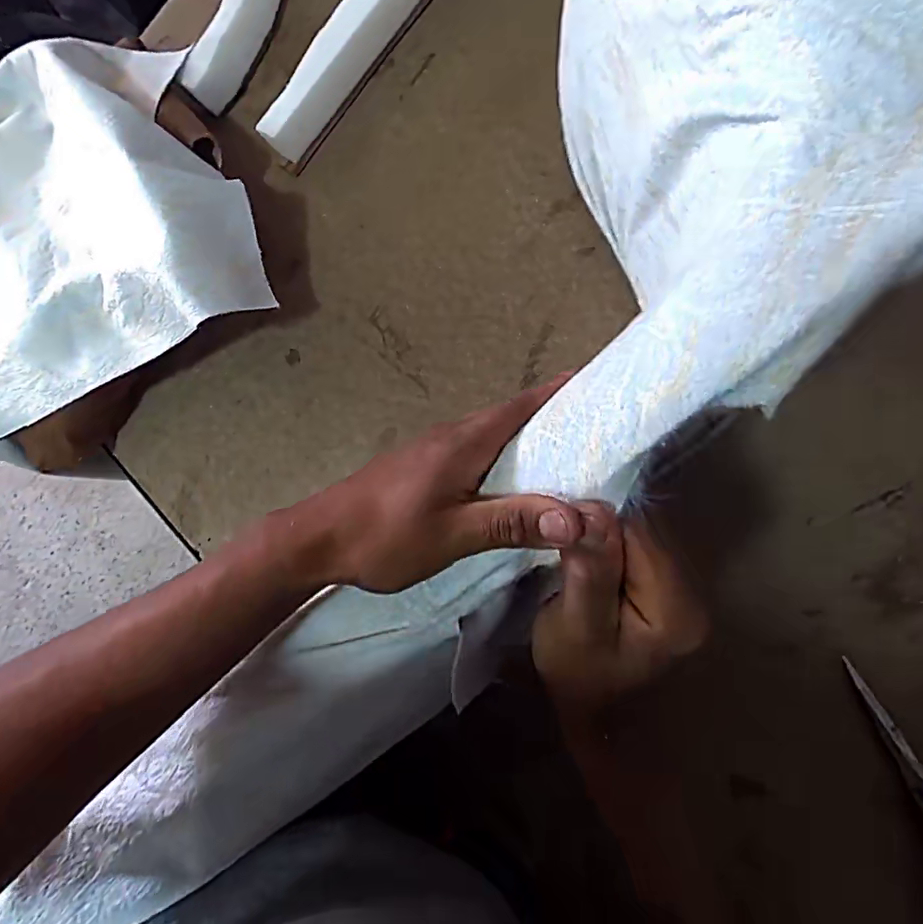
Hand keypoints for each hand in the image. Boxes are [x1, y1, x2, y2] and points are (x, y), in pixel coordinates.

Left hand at [281, 374, 589, 592]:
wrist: (319, 538)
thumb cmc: (384, 535)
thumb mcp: (453, 535)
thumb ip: (511, 522)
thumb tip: (576, 517)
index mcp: (465, 442)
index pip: (524, 404)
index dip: (563, 391)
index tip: (602, 385)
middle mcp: (454, 434)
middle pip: (514, 414)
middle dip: (557, 413)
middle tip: (601, 425)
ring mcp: (437, 448)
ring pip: (496, 432)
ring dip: (532, 435)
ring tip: (572, 452)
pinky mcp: (426, 465)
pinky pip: (479, 449)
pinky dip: (508, 453)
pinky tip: (518, 479)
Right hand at [533, 503, 708, 719]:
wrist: (599, 719)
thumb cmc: (580, 679)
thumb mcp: (573, 627)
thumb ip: (588, 569)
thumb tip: (592, 510)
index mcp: (676, 607)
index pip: (638, 531)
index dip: (595, 521)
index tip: (558, 533)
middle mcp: (696, 591)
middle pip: (646, 527)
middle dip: (603, 525)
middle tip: (563, 545)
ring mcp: (689, 588)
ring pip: (644, 531)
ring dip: (607, 533)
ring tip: (575, 553)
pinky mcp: (673, 585)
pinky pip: (643, 544)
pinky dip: (615, 543)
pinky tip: (595, 560)